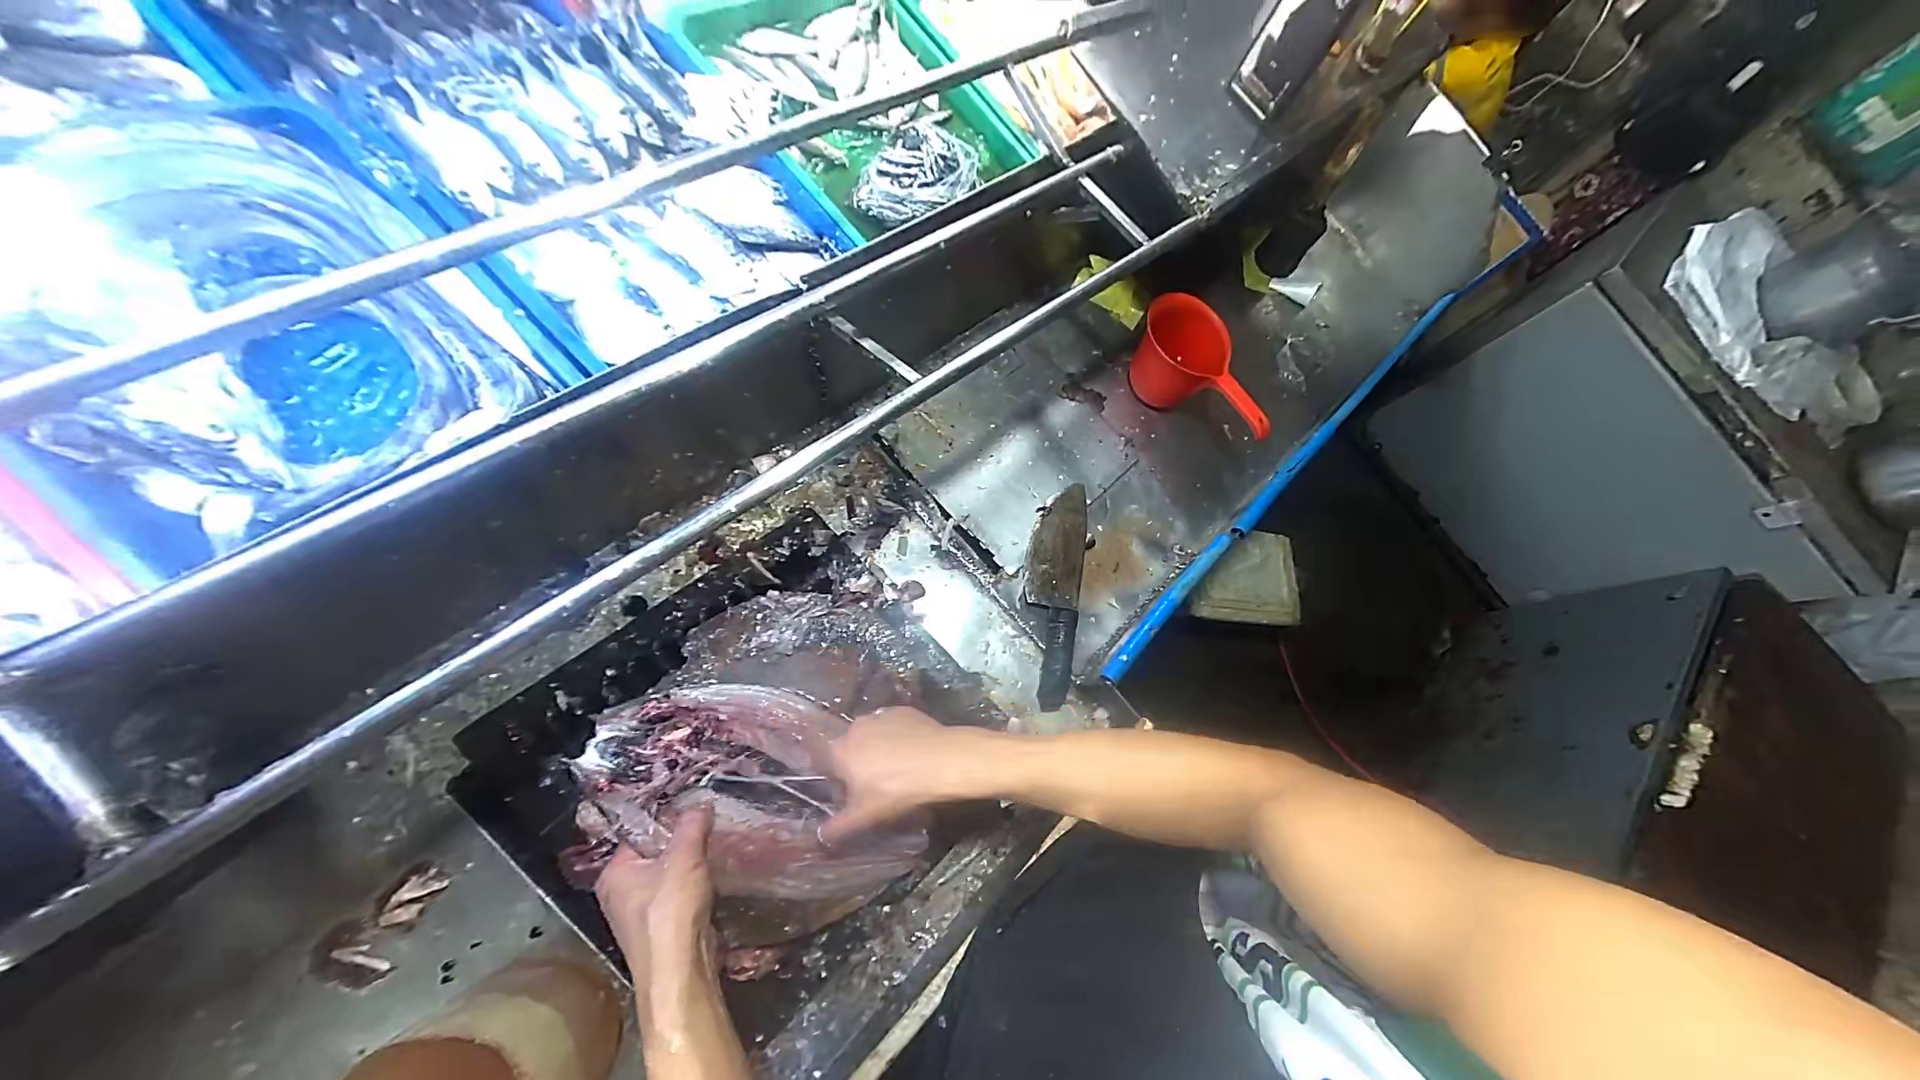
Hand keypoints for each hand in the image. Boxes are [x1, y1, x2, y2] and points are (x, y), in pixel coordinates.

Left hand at [595, 805, 715, 985]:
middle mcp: (619, 894)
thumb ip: (692, 824)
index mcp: (614, 874)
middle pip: (655, 854)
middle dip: (682, 843)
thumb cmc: (671, 909)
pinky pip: (676, 896)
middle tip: (707, 829)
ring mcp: (638, 915)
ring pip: (667, 876)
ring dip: (690, 866)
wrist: (680, 969)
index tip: (694, 812)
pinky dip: (693, 887)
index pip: (638, 833)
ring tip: (713, 851)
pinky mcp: (660, 930)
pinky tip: (711, 880)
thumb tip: (702, 802)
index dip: (667, 819)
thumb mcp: (685, 856)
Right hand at [821, 706, 972, 843]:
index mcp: (840, 751)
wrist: (940, 760)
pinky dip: (898, 735)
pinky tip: (912, 751)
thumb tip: (821, 836)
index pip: (826, 763)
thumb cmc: (897, 789)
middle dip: (858, 763)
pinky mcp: (902, 710)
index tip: (850, 791)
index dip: (837, 778)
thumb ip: (839, 827)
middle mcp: (855, 727)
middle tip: (876, 783)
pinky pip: (893, 725)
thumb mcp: (866, 815)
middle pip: (850, 747)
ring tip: (897, 767)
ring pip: (872, 734)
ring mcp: (879, 715)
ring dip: (877, 747)